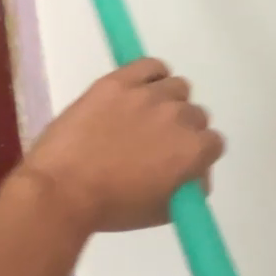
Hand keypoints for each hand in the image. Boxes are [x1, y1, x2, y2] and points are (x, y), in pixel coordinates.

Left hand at [16, 58, 224, 233]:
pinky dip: (150, 74)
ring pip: (176, 87)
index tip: (175, 159)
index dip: (194, 152)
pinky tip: (137, 88)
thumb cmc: (113, 207)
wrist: (63, 188)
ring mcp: (147, 95)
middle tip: (151, 142)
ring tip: (140, 116)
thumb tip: (194, 171)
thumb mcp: (165, 211)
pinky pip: (150, 65)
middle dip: (178, 129)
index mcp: (194, 150)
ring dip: (165, 100)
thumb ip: (190, 187)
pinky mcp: (117, 82)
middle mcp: (178, 117)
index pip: (213, 142)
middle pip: (194, 113)